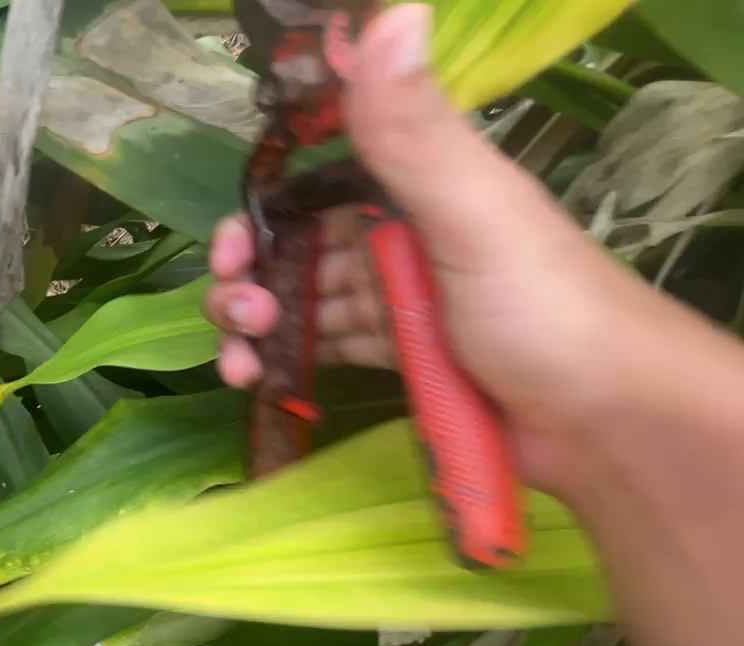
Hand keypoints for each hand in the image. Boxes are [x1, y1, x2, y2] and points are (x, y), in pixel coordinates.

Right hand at [203, 3, 697, 493]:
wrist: (602, 419)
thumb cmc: (541, 309)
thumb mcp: (474, 214)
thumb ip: (415, 136)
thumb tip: (386, 14)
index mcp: (417, 196)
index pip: (311, 196)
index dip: (259, 221)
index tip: (230, 252)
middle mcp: (397, 242)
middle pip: (291, 256)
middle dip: (244, 286)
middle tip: (240, 317)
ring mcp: (390, 302)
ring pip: (294, 305)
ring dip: (249, 331)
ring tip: (238, 366)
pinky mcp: (388, 353)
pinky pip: (314, 347)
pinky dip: (276, 361)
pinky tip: (254, 379)